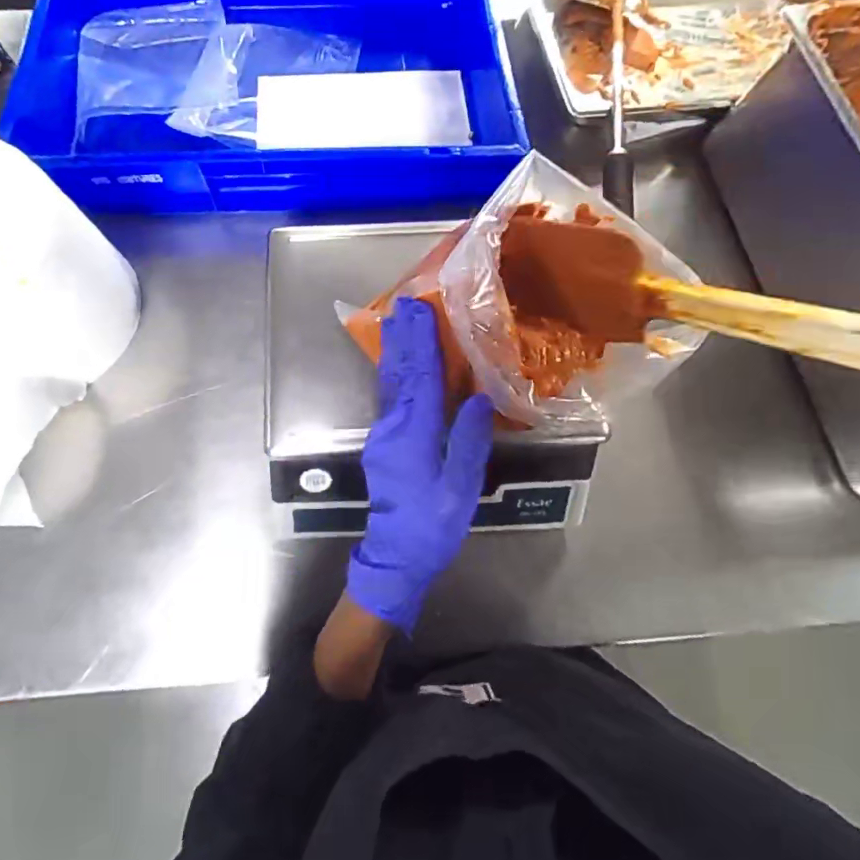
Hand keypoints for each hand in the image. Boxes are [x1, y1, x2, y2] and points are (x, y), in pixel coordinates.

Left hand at [346, 297, 494, 631]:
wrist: (395, 556)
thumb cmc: (432, 526)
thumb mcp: (459, 489)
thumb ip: (467, 442)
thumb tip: (476, 398)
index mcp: (411, 436)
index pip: (419, 379)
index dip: (421, 343)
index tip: (420, 311)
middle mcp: (391, 428)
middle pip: (397, 374)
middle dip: (402, 337)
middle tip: (404, 303)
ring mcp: (383, 435)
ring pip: (389, 384)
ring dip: (394, 350)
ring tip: (398, 321)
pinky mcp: (383, 443)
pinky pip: (390, 398)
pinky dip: (396, 373)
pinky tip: (400, 362)